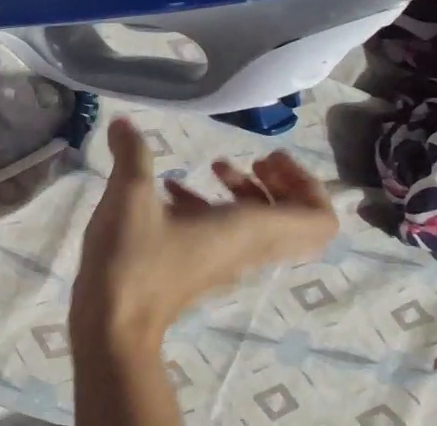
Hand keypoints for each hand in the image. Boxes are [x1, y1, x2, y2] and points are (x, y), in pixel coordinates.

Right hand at [73, 117, 338, 346]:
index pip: (318, 219)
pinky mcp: (202, 265)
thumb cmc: (133, 253)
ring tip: (211, 168)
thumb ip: (131, 156)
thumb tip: (125, 122)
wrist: (118, 314)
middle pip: (296, 222)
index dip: (307, 185)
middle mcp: (248, 248)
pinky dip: (216, 207)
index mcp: (246, 231)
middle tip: (248, 160)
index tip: (268, 157)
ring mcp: (226, 260)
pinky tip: (171, 191)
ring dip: (248, 194)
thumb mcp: (128, 196)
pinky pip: (231, 234)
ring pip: (264, 227)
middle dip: (281, 186)